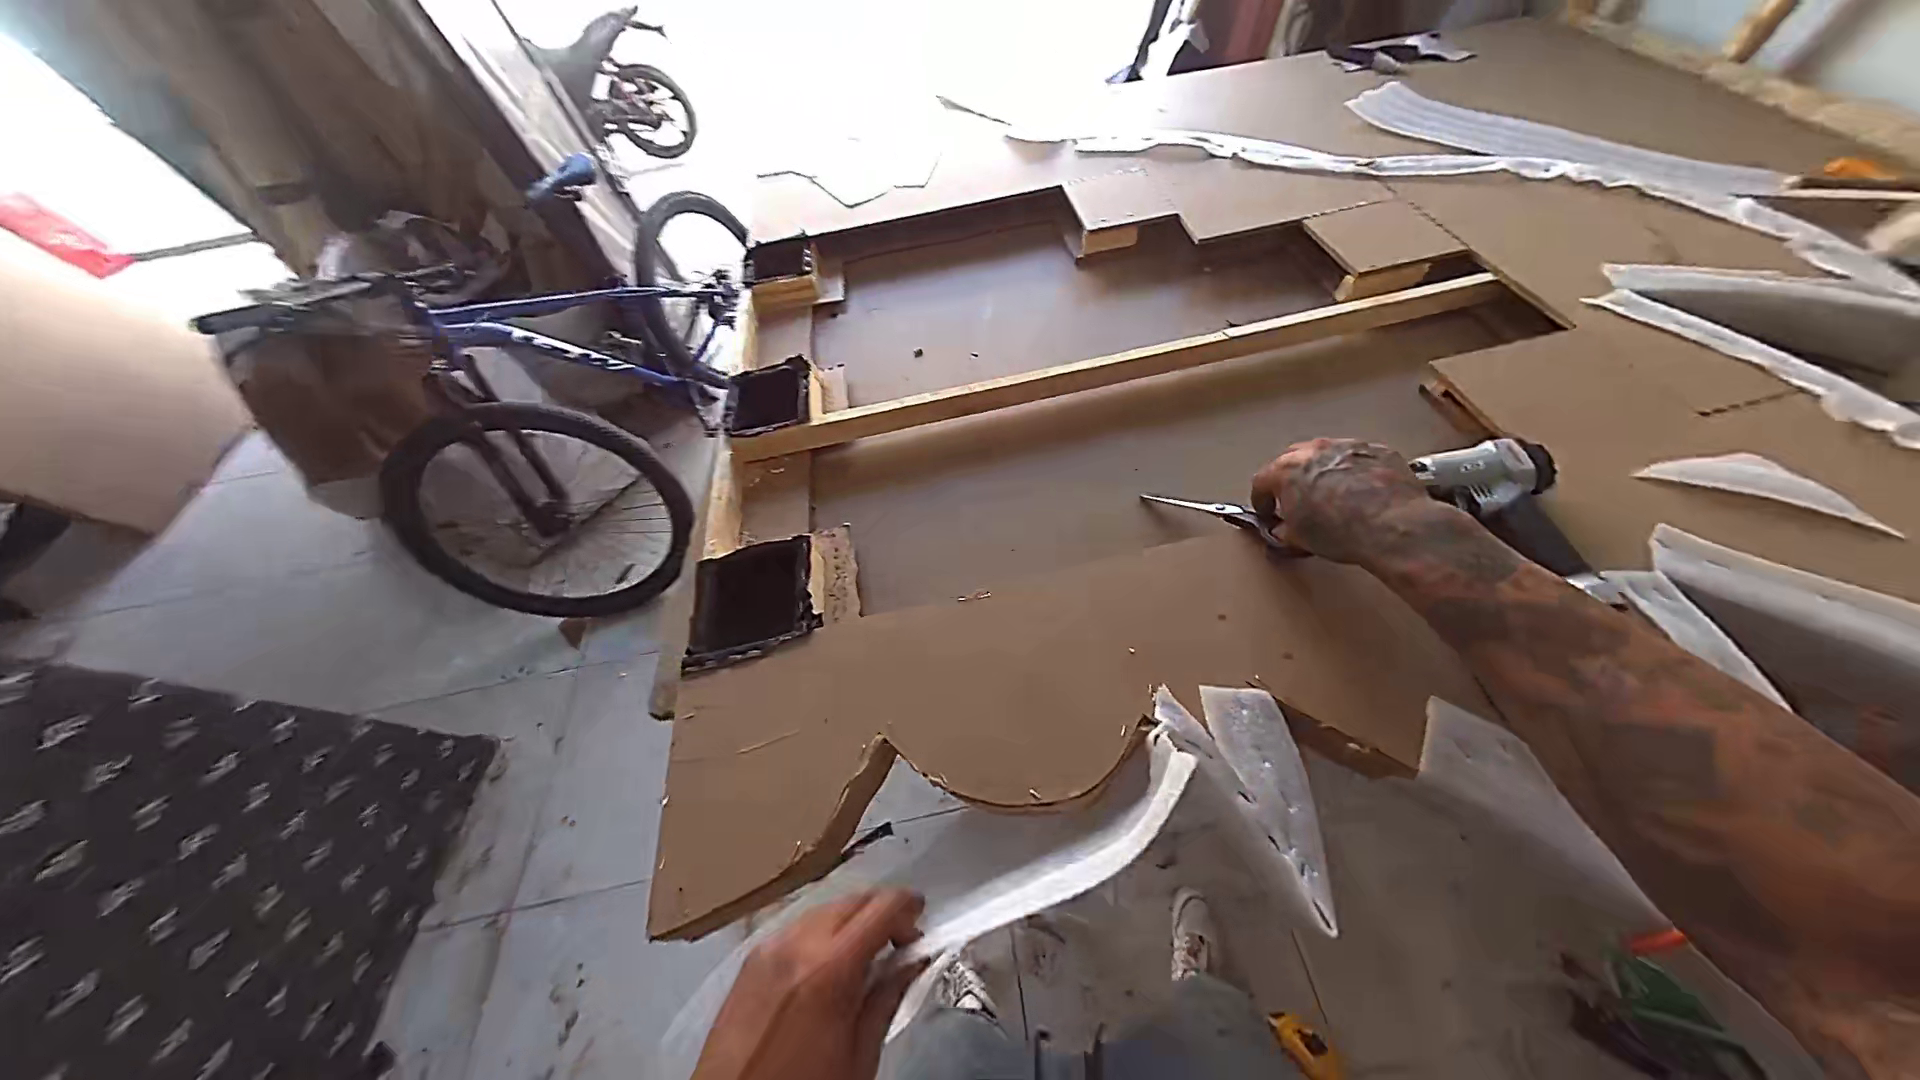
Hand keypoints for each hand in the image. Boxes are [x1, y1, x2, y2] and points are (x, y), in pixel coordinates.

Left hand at [691, 889, 927, 1079]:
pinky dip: (821, 932)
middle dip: (882, 912)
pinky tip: (827, 964)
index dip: (908, 906)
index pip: (882, 907)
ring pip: (826, 908)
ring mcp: (770, 947)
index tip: (920, 921)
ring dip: (852, 920)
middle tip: (899, 942)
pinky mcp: (750, 959)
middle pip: (855, 900)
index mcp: (830, 968)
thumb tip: (912, 961)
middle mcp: (798, 944)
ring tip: (864, 955)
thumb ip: (888, 998)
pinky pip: (797, 926)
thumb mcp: (858, 1058)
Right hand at [1250, 438, 1450, 565]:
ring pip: (1325, 456)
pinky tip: (1360, 493)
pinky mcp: (1378, 451)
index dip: (1262, 502)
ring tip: (1330, 496)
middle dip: (1290, 480)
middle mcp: (1314, 450)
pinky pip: (1357, 459)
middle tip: (1296, 501)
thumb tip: (1285, 530)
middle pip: (1291, 461)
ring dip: (1322, 472)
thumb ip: (1283, 529)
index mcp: (1285, 470)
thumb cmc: (1342, 531)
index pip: (1261, 482)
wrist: (1393, 527)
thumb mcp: (1298, 538)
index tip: (1268, 513)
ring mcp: (1348, 447)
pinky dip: (1353, 472)